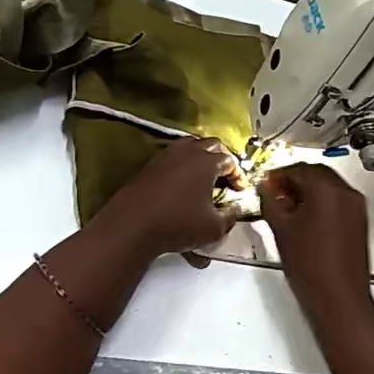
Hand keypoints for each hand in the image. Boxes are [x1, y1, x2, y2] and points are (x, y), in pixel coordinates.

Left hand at [92, 137, 237, 256]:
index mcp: (206, 161)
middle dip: (222, 159)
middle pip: (211, 146)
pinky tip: (183, 182)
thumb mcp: (213, 228)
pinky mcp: (150, 164)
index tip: (239, 190)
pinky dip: (183, 164)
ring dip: (201, 157)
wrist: (133, 224)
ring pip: (190, 147)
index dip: (238, 175)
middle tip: (225, 178)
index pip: (229, 160)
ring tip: (205, 177)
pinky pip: (173, 157)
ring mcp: (166, 155)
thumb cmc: (178, 223)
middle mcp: (187, 151)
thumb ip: (230, 217)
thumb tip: (234, 211)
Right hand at [260, 163, 370, 319]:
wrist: (338, 299)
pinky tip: (304, 218)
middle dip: (294, 180)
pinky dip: (320, 203)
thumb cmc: (312, 267)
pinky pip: (337, 201)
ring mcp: (356, 208)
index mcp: (326, 189)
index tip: (266, 181)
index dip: (278, 174)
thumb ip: (269, 200)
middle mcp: (346, 194)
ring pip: (328, 187)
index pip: (299, 168)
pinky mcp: (360, 222)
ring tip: (287, 205)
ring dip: (308, 191)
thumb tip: (265, 189)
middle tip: (274, 190)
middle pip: (316, 174)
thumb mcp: (280, 228)